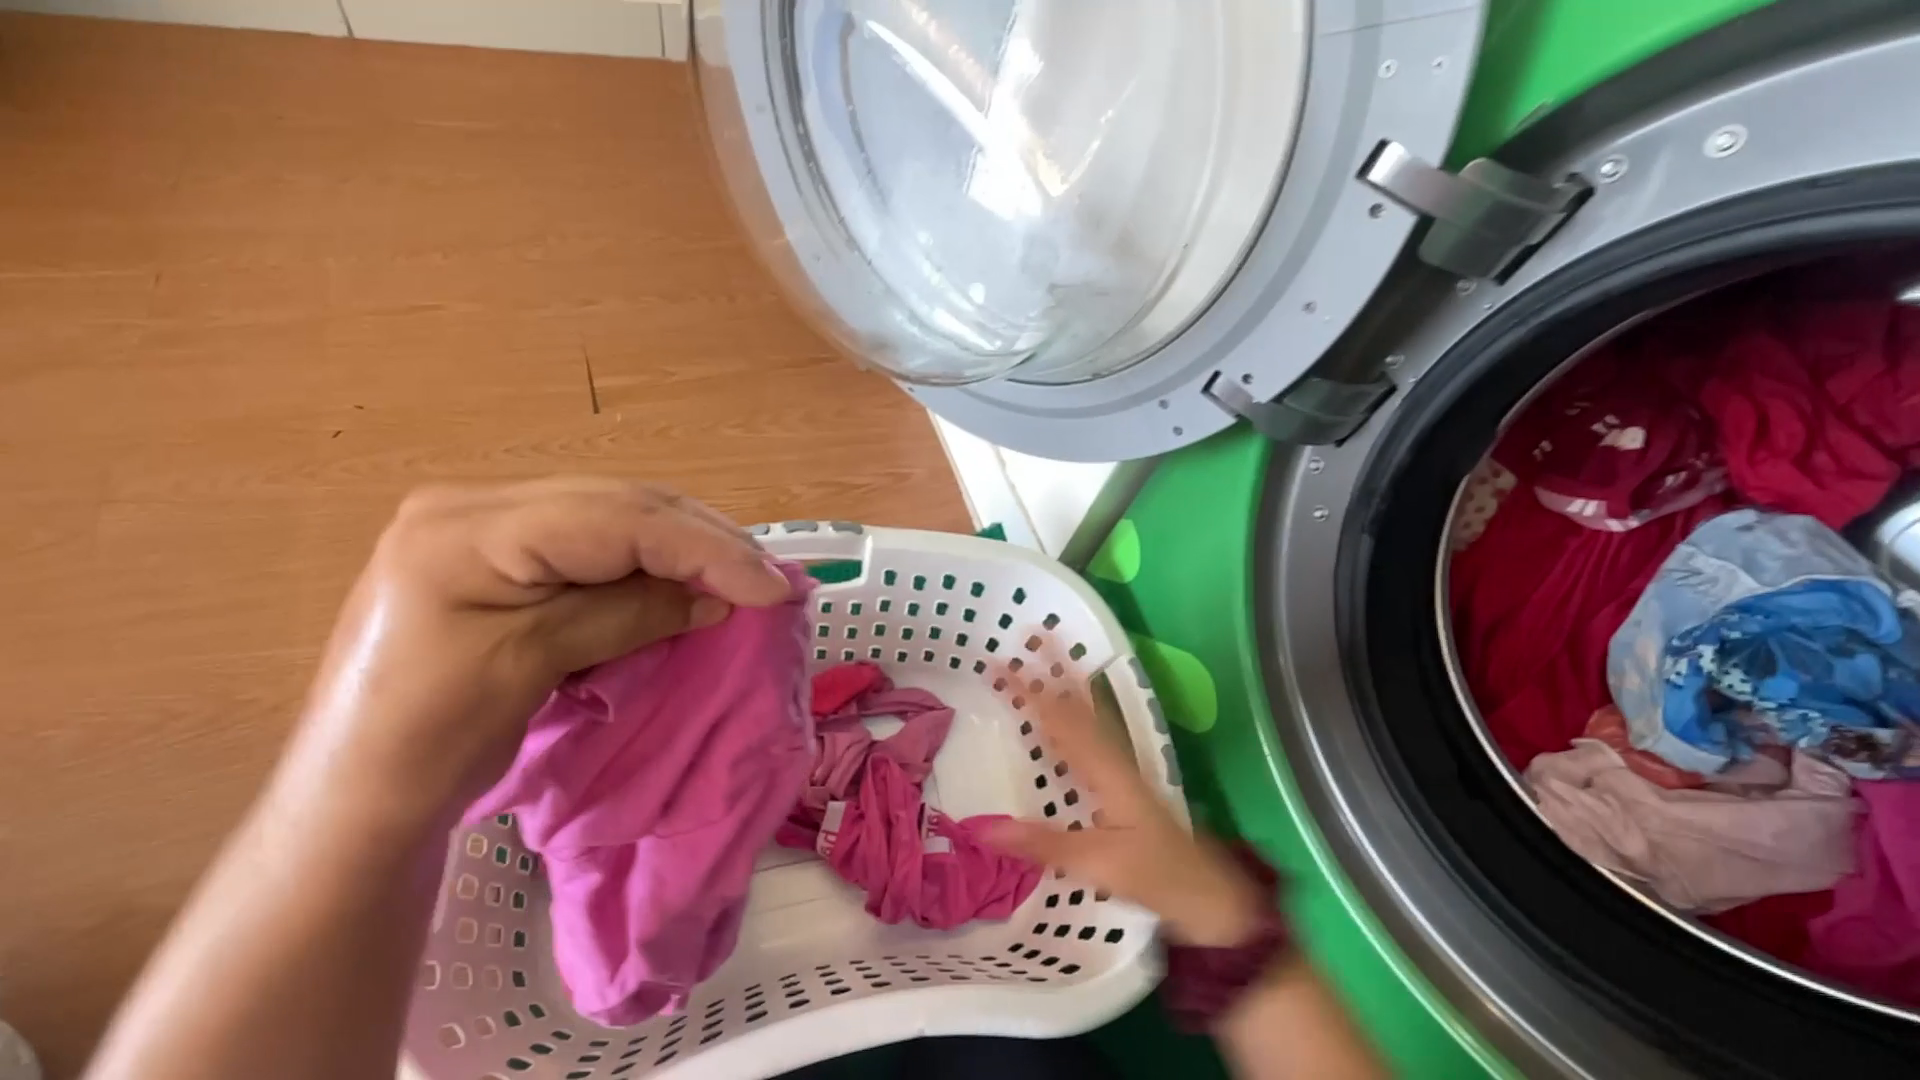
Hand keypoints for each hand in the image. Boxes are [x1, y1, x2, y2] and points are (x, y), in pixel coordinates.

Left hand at [288, 477, 792, 814]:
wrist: (351, 797)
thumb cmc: (427, 737)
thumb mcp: (535, 664)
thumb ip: (629, 613)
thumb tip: (717, 596)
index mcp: (468, 526)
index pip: (616, 518)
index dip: (704, 549)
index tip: (772, 586)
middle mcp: (474, 504)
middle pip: (619, 505)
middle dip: (702, 542)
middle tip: (769, 580)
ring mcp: (483, 525)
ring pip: (614, 518)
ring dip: (683, 549)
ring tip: (742, 579)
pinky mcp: (498, 554)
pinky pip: (593, 544)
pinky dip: (649, 563)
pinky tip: (686, 581)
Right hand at [985, 673, 1266, 946]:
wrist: (1212, 896)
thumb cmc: (1158, 876)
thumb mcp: (1097, 864)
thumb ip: (1041, 844)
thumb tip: (982, 827)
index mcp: (1107, 769)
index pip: (1063, 718)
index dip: (1032, 689)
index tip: (1002, 663)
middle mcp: (1115, 758)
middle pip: (1079, 702)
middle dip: (1055, 666)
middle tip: (1030, 634)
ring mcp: (1123, 768)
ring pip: (1089, 712)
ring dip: (1066, 681)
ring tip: (1044, 656)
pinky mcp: (1125, 783)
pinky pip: (1093, 732)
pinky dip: (1075, 711)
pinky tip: (1064, 714)